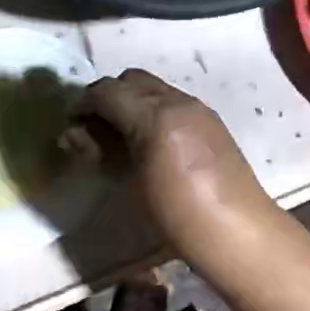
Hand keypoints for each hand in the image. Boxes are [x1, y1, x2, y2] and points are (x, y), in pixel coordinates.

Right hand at [73, 70, 285, 275]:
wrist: (238, 231)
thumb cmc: (178, 215)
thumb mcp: (131, 184)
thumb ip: (102, 151)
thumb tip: (74, 133)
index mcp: (155, 114)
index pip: (107, 91)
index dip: (83, 102)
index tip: (71, 123)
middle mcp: (177, 100)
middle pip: (131, 80)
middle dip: (108, 97)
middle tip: (93, 128)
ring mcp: (197, 107)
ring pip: (153, 88)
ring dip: (131, 101)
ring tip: (120, 136)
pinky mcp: (210, 119)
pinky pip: (172, 100)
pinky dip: (153, 109)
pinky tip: (149, 141)